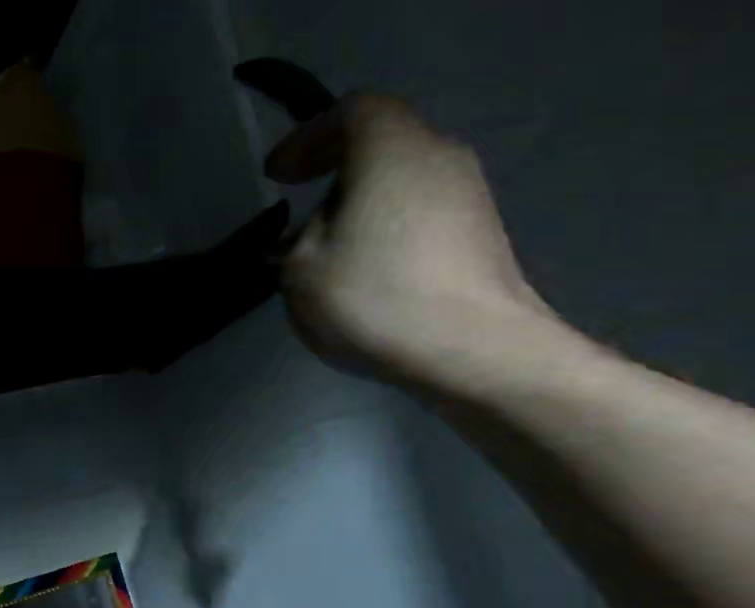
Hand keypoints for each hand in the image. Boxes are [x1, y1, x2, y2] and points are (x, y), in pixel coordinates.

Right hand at [267, 94, 559, 384]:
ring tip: (330, 248)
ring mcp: (468, 193)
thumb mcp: (300, 271)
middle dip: (334, 171)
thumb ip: (292, 244)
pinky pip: (419, 213)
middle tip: (300, 205)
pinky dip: (386, 228)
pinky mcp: (479, 233)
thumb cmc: (374, 298)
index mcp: (389, 147)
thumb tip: (303, 238)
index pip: (348, 113)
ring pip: (401, 180)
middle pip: (380, 143)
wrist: (469, 346)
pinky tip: (368, 270)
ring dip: (361, 204)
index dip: (306, 139)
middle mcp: (437, 153)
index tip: (275, 175)